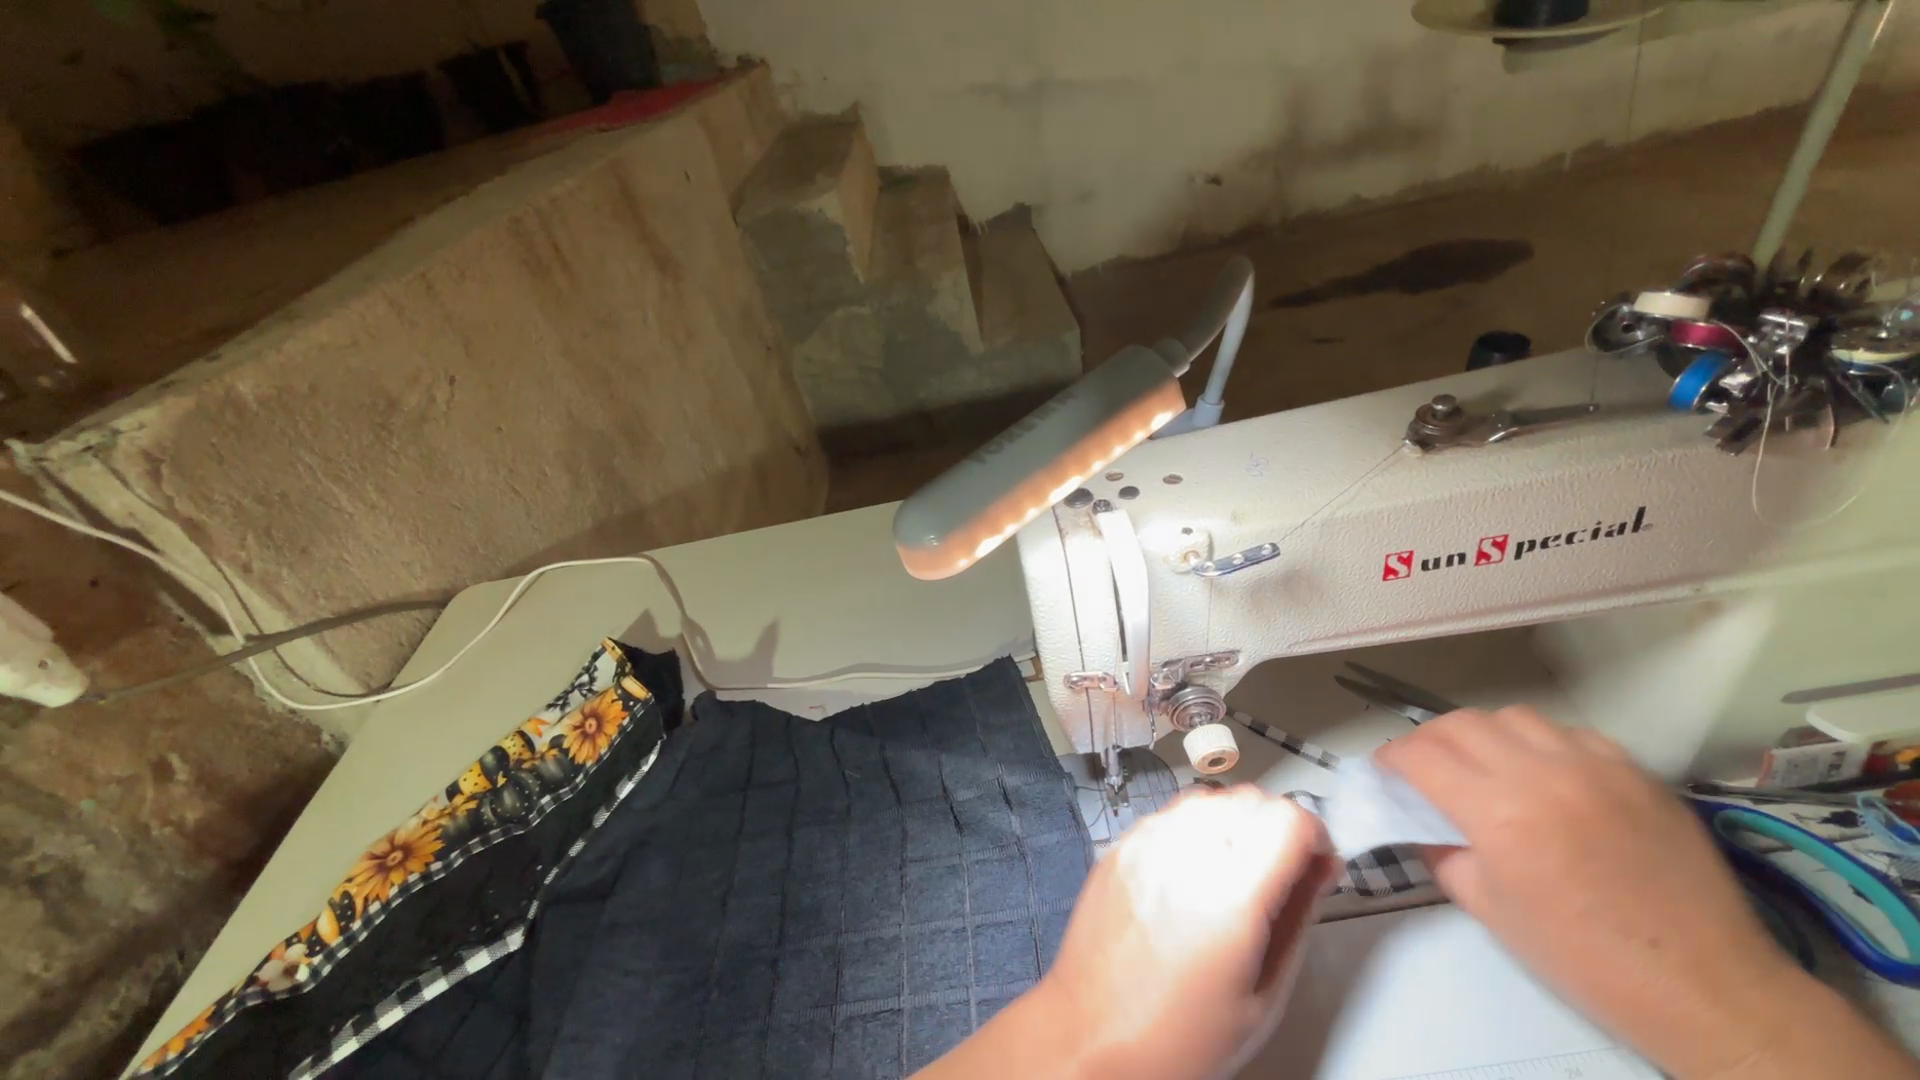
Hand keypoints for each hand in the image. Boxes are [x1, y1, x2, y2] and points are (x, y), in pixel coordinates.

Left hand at [1043, 787, 1337, 1079]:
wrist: (1090, 1038)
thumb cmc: (1178, 1036)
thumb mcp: (1263, 995)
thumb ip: (1297, 917)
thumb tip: (1319, 867)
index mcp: (1229, 896)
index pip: (1288, 817)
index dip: (1314, 836)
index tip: (1315, 865)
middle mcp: (1184, 856)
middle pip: (1251, 798)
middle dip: (1278, 827)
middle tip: (1280, 873)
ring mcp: (1144, 845)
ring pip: (1209, 798)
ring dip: (1234, 822)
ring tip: (1234, 873)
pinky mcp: (1118, 847)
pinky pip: (1169, 813)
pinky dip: (1193, 828)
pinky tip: (1192, 872)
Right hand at [1377, 707, 1916, 1079]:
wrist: (1704, 985)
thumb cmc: (1583, 959)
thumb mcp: (1489, 910)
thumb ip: (1442, 852)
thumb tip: (1419, 821)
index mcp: (1498, 814)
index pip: (1420, 756)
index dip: (1391, 758)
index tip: (1385, 770)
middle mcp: (1542, 775)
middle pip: (1460, 723)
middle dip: (1428, 739)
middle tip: (1423, 765)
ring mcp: (1596, 767)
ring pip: (1514, 717)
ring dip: (1484, 734)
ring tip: (1484, 764)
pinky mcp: (1637, 772)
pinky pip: (1571, 733)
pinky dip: (1542, 744)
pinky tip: (1546, 776)